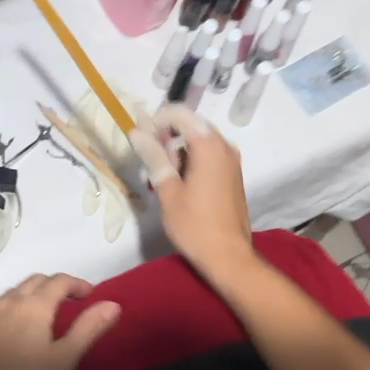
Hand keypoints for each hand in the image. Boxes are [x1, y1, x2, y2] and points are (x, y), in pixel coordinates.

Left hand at [0, 274, 120, 369]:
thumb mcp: (64, 359)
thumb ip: (88, 329)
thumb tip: (113, 304)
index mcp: (33, 306)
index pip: (59, 281)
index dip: (77, 284)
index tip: (91, 295)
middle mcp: (9, 302)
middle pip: (35, 281)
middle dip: (56, 286)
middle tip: (71, 301)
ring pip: (14, 292)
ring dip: (33, 294)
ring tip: (45, 313)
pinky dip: (14, 306)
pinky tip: (15, 326)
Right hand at [143, 105, 257, 278]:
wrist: (228, 255)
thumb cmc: (194, 225)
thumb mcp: (167, 190)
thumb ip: (153, 156)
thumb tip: (136, 132)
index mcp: (208, 145)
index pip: (179, 114)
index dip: (156, 121)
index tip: (142, 142)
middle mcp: (224, 146)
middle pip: (189, 128)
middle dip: (166, 141)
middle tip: (149, 168)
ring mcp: (231, 161)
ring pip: (198, 144)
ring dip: (176, 155)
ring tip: (160, 182)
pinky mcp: (233, 175)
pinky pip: (208, 158)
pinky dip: (191, 164)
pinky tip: (178, 188)